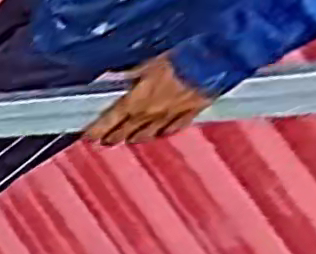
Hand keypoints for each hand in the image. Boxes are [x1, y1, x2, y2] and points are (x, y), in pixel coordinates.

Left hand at [85, 55, 213, 145]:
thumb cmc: (188, 54)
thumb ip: (133, 75)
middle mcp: (146, 115)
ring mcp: (168, 117)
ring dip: (135, 136)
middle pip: (118, 137)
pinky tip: (161, 128)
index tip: (89, 135)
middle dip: (111, 136)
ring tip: (133, 132)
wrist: (227, 53)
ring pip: (142, 138)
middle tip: (108, 134)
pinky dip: (164, 131)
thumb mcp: (152, 63)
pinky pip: (171, 130)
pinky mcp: (191, 114)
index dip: (92, 133)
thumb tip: (119, 78)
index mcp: (132, 103)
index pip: (101, 127)